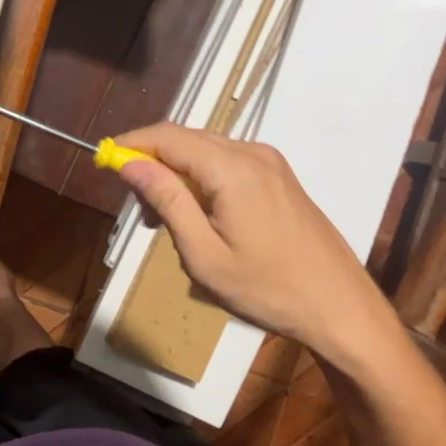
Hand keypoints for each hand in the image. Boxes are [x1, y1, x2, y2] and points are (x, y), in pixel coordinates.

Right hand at [114, 124, 391, 359]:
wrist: (342, 309)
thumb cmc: (268, 290)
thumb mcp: (204, 255)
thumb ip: (167, 202)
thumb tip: (131, 164)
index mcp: (232, 169)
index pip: (167, 137)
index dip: (131, 144)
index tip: (103, 163)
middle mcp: (252, 154)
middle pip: (185, 139)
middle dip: (151, 161)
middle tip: (135, 207)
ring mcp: (271, 163)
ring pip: (205, 150)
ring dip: (175, 172)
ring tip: (162, 219)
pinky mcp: (280, 177)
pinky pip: (226, 162)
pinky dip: (200, 178)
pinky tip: (196, 214)